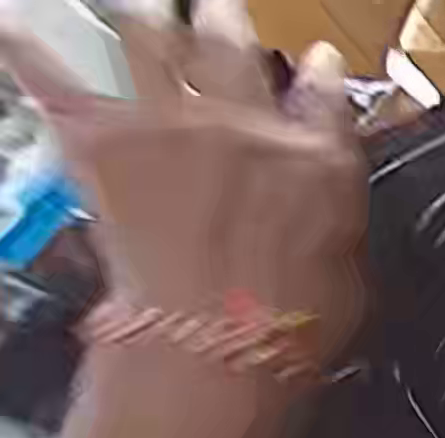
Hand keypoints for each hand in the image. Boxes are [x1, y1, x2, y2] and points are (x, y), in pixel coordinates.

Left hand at [0, 0, 366, 365]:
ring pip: (143, 33)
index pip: (330, 99)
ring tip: (145, 3)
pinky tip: (23, 21)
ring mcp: (166, 121)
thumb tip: (323, 183)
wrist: (223, 335)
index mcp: (322, 164)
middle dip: (224, 18)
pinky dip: (29, 37)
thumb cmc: (307, 314)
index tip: (323, 58)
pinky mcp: (96, 132)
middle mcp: (247, 125)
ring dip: (143, 11)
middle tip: (217, 5)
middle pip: (231, 47)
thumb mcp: (350, 257)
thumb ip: (332, 204)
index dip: (327, 74)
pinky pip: (44, 62)